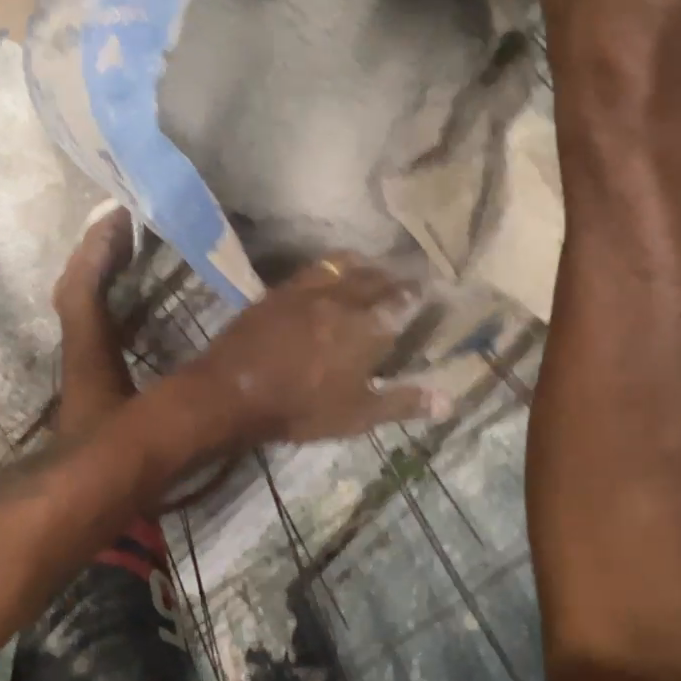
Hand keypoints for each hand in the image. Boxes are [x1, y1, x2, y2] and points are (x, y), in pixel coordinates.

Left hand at [178, 257, 450, 446]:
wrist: (230, 393)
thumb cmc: (299, 409)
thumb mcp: (356, 415)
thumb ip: (402, 402)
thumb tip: (450, 401)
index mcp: (366, 328)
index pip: (402, 301)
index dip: (417, 294)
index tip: (429, 289)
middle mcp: (340, 299)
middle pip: (374, 278)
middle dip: (392, 276)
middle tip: (403, 277)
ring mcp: (305, 291)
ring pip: (342, 266)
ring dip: (361, 265)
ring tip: (369, 267)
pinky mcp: (276, 292)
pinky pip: (310, 270)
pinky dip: (327, 268)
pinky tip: (325, 276)